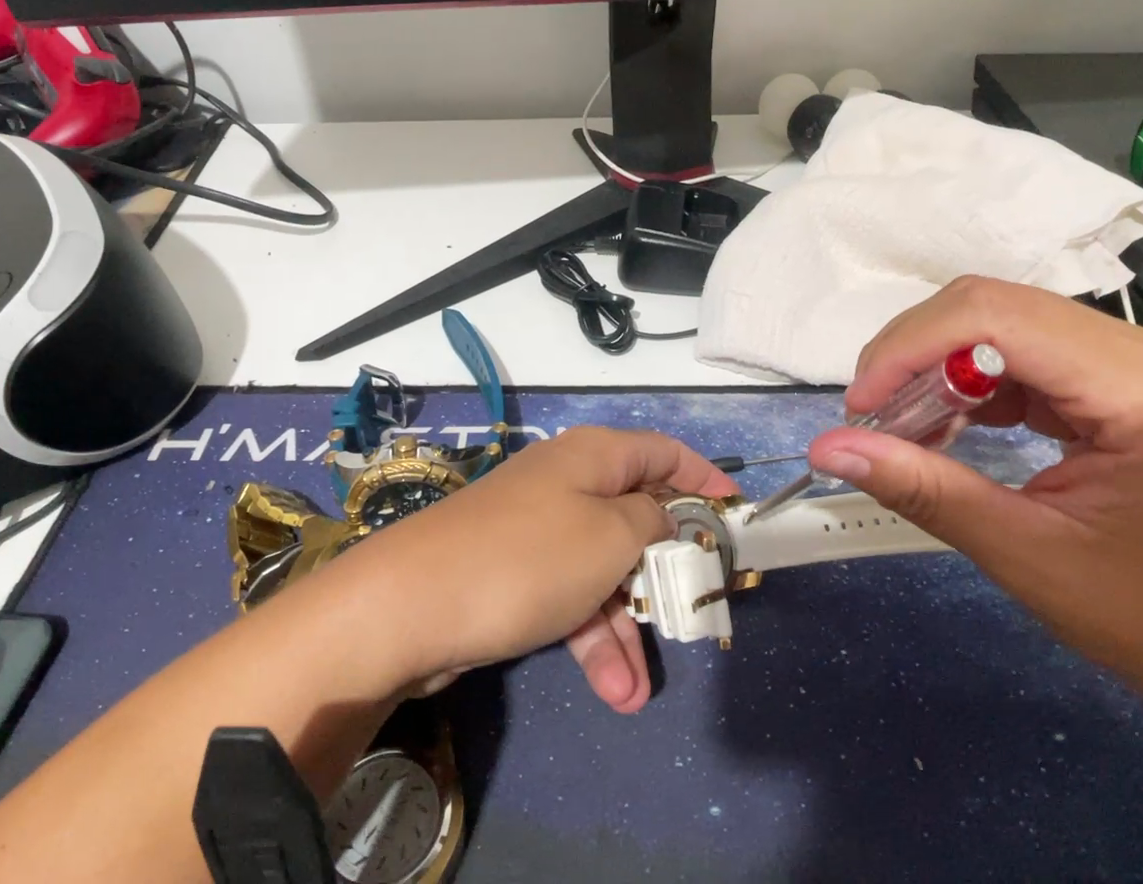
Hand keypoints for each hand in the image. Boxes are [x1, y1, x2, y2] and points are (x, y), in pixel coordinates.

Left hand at [327, 427, 736, 713]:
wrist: (407, 608)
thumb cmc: (527, 560)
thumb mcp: (611, 534)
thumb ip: (653, 519)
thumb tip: (660, 513)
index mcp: (592, 457)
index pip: (663, 451)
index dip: (703, 478)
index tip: (736, 513)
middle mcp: (565, 486)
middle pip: (636, 519)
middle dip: (665, 571)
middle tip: (695, 610)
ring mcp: (536, 533)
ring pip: (603, 572)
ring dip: (623, 629)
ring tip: (637, 690)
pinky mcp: (513, 576)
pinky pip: (568, 600)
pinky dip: (588, 638)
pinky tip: (611, 690)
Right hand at [809, 276, 1142, 713]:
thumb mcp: (1025, 554)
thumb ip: (924, 490)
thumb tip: (827, 449)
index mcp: (1138, 385)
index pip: (993, 317)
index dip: (907, 349)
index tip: (859, 410)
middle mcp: (1142, 350)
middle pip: (993, 307)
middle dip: (914, 356)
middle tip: (871, 422)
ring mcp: (1135, 362)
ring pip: (1002, 325)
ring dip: (937, 369)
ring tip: (902, 432)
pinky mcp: (1120, 382)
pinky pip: (1024, 356)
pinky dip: (970, 386)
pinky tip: (946, 432)